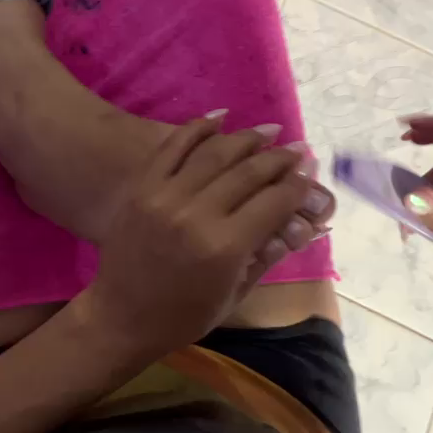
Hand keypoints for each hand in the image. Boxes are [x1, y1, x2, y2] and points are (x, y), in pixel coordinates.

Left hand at [77, 114, 325, 354]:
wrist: (122, 315)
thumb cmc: (184, 315)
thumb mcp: (236, 293)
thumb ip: (267, 253)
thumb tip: (300, 220)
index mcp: (225, 248)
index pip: (273, 203)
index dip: (296, 184)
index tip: (310, 171)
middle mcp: (196, 215)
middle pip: (247, 173)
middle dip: (279, 157)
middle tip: (297, 147)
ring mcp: (164, 196)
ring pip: (213, 153)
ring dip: (245, 137)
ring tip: (268, 130)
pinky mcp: (142, 186)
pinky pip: (172, 147)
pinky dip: (197, 128)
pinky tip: (220, 117)